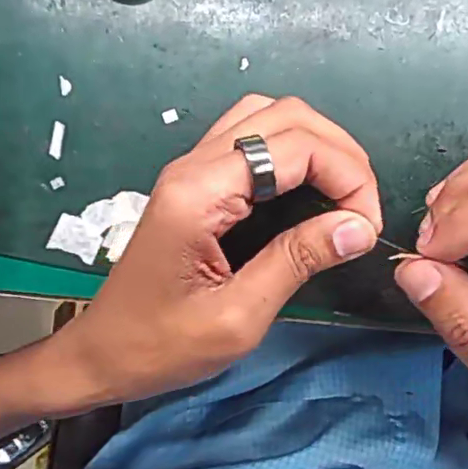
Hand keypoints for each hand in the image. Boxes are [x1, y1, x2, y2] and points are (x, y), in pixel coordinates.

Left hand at [50, 95, 382, 412]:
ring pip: (265, 118)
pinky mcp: (191, 183)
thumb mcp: (238, 316)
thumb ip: (297, 260)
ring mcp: (188, 169)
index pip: (294, 144)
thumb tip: (359, 226)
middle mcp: (192, 166)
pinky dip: (288, 153)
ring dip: (314, 145)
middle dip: (338, 153)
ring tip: (341, 194)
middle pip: (283, 115)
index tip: (365, 226)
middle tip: (359, 209)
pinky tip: (306, 189)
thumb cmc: (161, 346)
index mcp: (199, 193)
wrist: (103, 353)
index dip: (347, 175)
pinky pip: (247, 142)